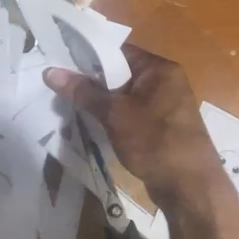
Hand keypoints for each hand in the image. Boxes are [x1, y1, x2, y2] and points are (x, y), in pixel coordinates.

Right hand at [44, 45, 222, 207]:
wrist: (188, 185)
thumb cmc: (154, 141)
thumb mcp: (114, 114)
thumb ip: (83, 92)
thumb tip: (50, 71)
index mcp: (160, 70)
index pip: (118, 52)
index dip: (88, 56)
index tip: (59, 63)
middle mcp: (165, 82)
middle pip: (119, 73)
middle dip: (90, 82)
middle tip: (58, 86)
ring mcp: (164, 105)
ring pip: (122, 95)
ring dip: (98, 101)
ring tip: (67, 104)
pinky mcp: (159, 126)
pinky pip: (129, 113)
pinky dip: (110, 116)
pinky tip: (90, 123)